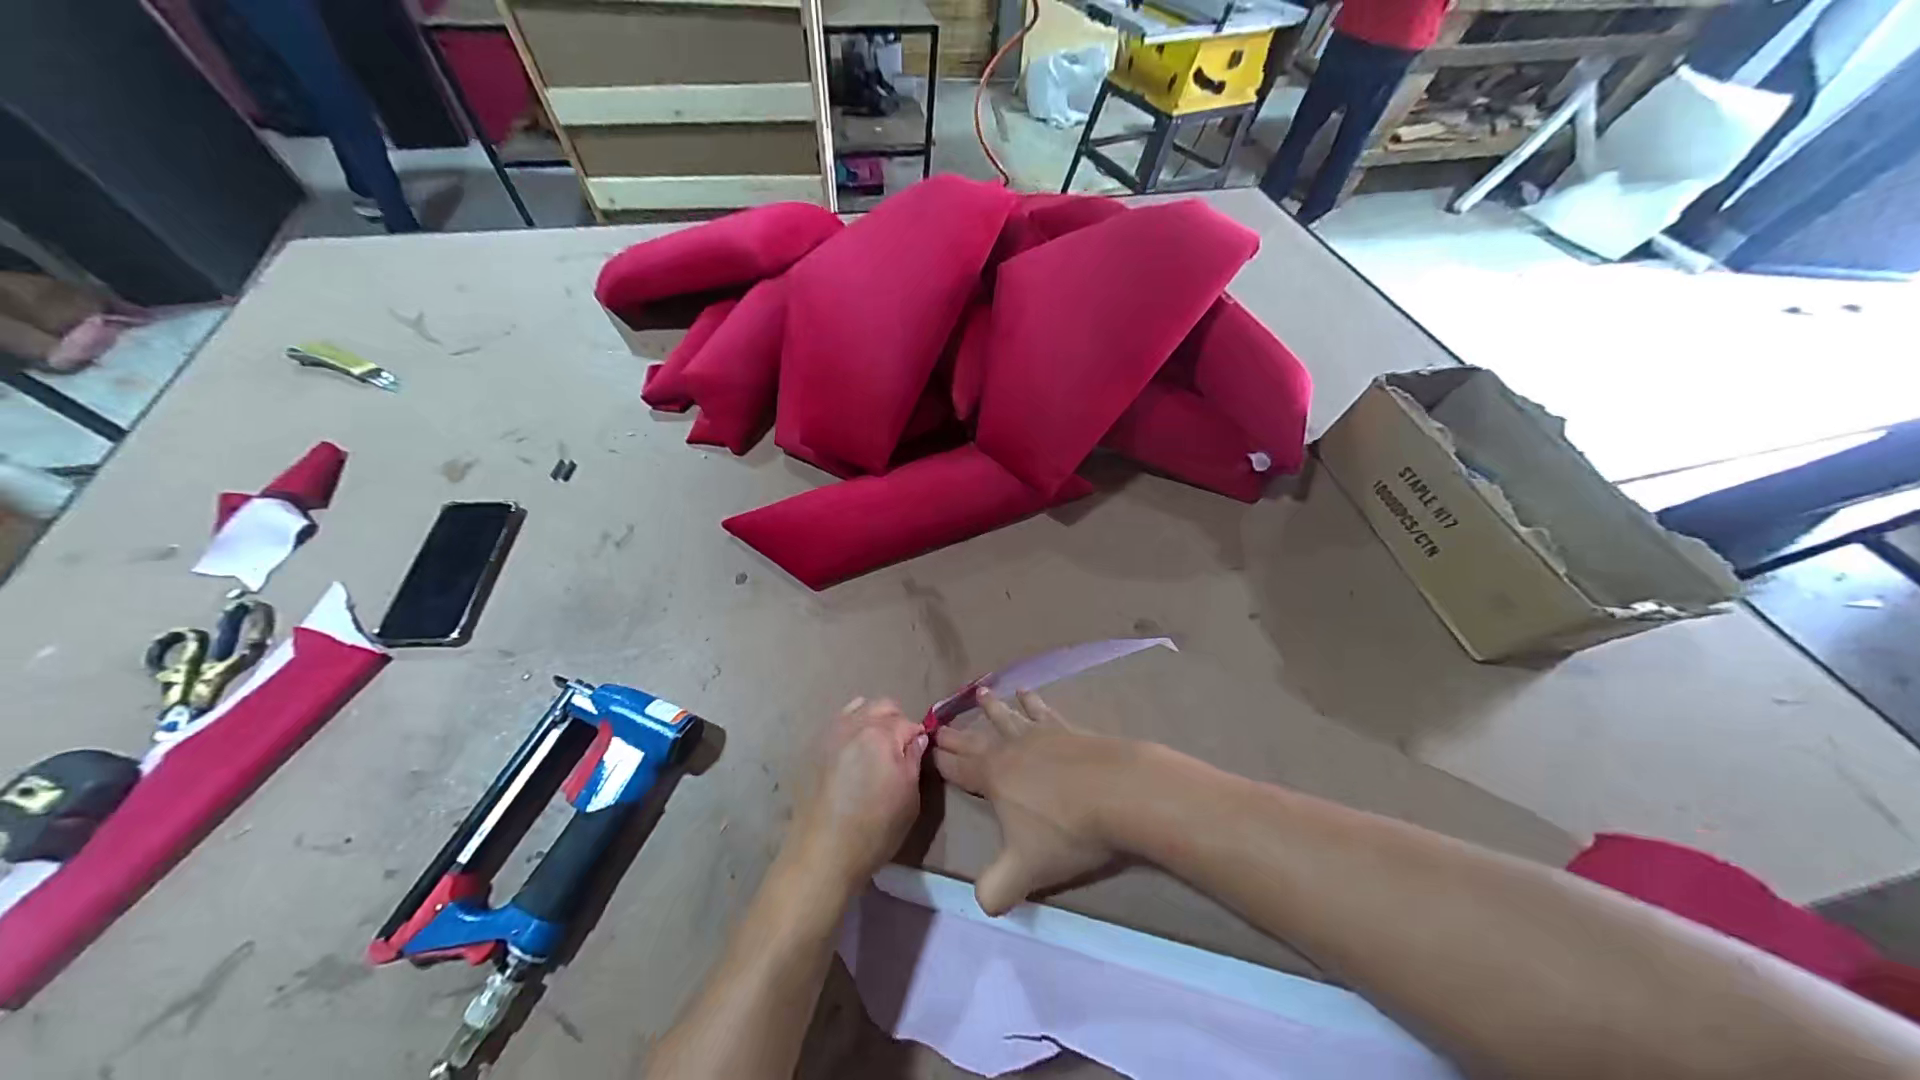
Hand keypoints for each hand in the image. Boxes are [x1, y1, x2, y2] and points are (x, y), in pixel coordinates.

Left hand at [785, 698, 927, 890]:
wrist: (823, 853)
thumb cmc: (875, 829)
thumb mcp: (909, 797)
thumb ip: (914, 760)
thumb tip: (916, 739)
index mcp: (882, 734)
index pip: (909, 723)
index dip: (917, 739)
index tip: (917, 756)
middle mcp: (854, 724)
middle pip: (883, 706)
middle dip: (896, 723)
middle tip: (897, 752)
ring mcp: (830, 733)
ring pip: (858, 708)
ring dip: (871, 721)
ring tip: (873, 750)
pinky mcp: (813, 747)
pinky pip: (837, 723)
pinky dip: (850, 730)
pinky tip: (850, 757)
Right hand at [932, 689, 1134, 915]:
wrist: (1121, 793)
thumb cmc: (1067, 831)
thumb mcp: (1026, 871)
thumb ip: (997, 889)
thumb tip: (982, 904)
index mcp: (993, 778)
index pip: (958, 768)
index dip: (941, 761)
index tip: (925, 749)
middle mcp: (1011, 750)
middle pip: (976, 740)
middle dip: (956, 735)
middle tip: (939, 725)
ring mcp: (1041, 735)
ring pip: (1008, 717)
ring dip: (993, 707)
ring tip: (981, 693)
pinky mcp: (1069, 729)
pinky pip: (1044, 711)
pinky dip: (1033, 701)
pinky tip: (1028, 692)